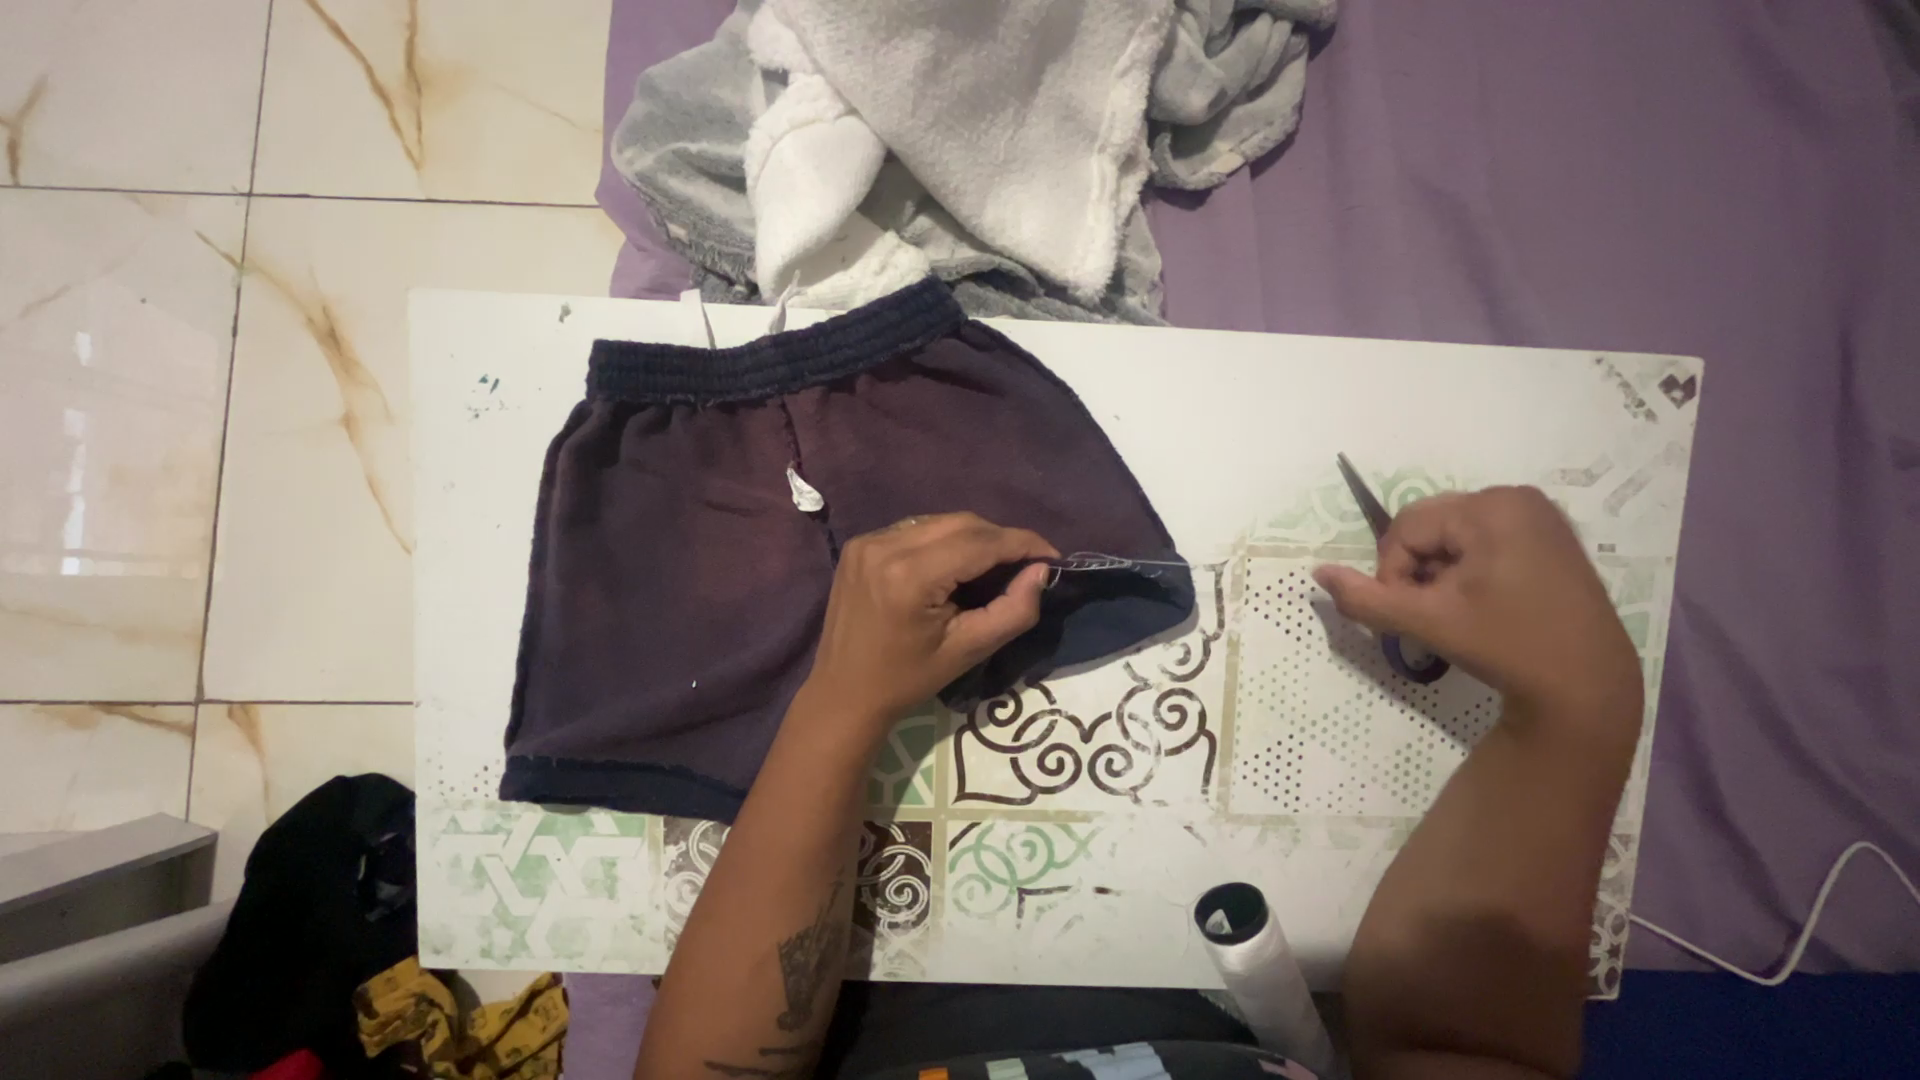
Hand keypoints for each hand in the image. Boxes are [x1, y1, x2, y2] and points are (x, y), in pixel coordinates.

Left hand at [801, 513, 1057, 732]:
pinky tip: (953, 565)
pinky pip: (916, 529)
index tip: (1053, 556)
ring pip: (940, 521)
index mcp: (910, 576)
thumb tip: (1041, 571)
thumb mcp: (969, 651)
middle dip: (1000, 539)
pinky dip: (943, 539)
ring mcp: (868, 541)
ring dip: (973, 537)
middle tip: (1026, 565)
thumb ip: (1012, 610)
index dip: (1023, 544)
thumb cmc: (908, 678)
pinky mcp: (859, 544)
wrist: (843, 692)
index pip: (981, 542)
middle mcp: (886, 546)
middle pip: (962, 523)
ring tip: (994, 566)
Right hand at [1313, 486, 1641, 728]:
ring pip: (1450, 535)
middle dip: (1417, 570)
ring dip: (1438, 571)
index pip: (1404, 529)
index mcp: (1490, 508)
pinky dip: (1466, 568)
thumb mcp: (1426, 622)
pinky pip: (1481, 540)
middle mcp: (1516, 498)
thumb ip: (1365, 597)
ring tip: (1459, 610)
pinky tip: (1483, 602)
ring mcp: (1537, 514)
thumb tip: (1318, 572)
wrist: (1586, 686)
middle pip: (1427, 527)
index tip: (1416, 614)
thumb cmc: (1506, 646)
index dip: (1394, 573)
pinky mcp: (1548, 535)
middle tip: (1435, 613)